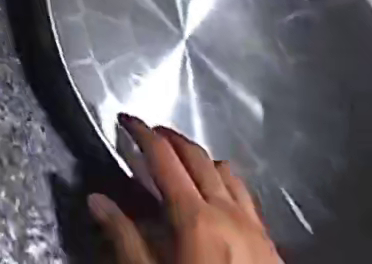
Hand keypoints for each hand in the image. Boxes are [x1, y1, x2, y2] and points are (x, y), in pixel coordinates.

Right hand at [88, 116, 282, 263]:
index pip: (163, 156)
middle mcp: (228, 213)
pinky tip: (215, 202)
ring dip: (200, 159)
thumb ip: (125, 238)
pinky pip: (248, 200)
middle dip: (169, 138)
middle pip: (196, 156)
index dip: (142, 132)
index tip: (126, 120)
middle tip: (148, 134)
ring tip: (181, 164)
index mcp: (195, 217)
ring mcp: (257, 231)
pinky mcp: (274, 251)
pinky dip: (226, 185)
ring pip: (227, 173)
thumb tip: (96, 200)